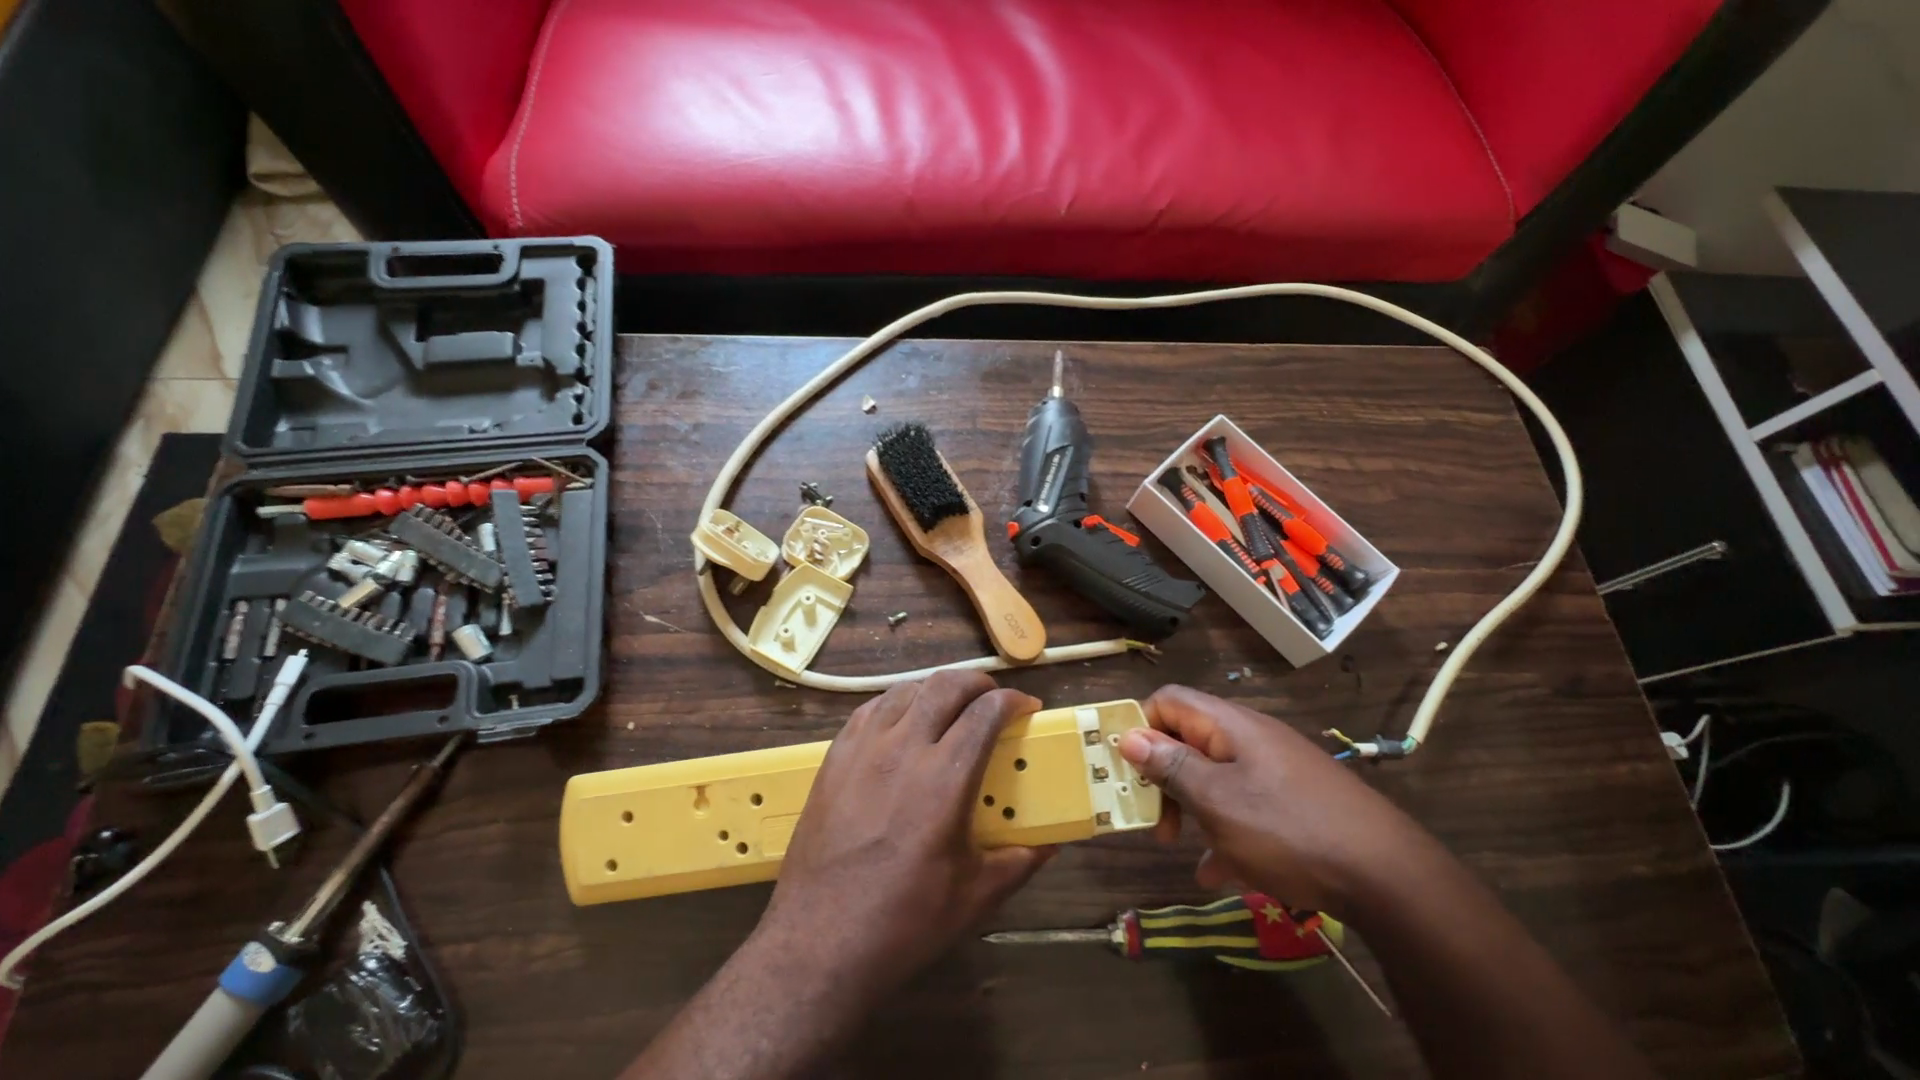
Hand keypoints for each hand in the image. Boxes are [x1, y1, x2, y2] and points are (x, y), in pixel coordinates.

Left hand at [754, 671, 1054, 1001]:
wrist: (820, 942)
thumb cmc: (904, 922)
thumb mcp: (976, 897)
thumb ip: (1020, 861)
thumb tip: (1051, 843)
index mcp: (945, 779)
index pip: (986, 712)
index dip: (1012, 701)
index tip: (1027, 709)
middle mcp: (903, 750)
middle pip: (945, 686)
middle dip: (977, 682)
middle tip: (992, 701)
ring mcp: (862, 751)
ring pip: (904, 691)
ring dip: (935, 690)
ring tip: (949, 709)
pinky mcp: (832, 761)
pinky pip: (868, 711)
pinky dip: (895, 704)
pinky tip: (901, 724)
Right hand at [1117, 685, 1429, 916]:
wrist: (1385, 875)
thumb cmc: (1288, 830)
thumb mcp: (1217, 801)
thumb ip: (1171, 766)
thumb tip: (1130, 735)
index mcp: (1231, 726)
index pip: (1169, 701)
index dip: (1139, 727)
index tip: (1122, 769)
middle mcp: (1252, 740)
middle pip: (1189, 741)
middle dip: (1162, 778)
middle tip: (1153, 820)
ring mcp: (1276, 773)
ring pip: (1215, 779)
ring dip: (1191, 810)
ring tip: (1181, 849)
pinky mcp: (1294, 804)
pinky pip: (1244, 809)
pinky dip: (1226, 835)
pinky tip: (1222, 875)